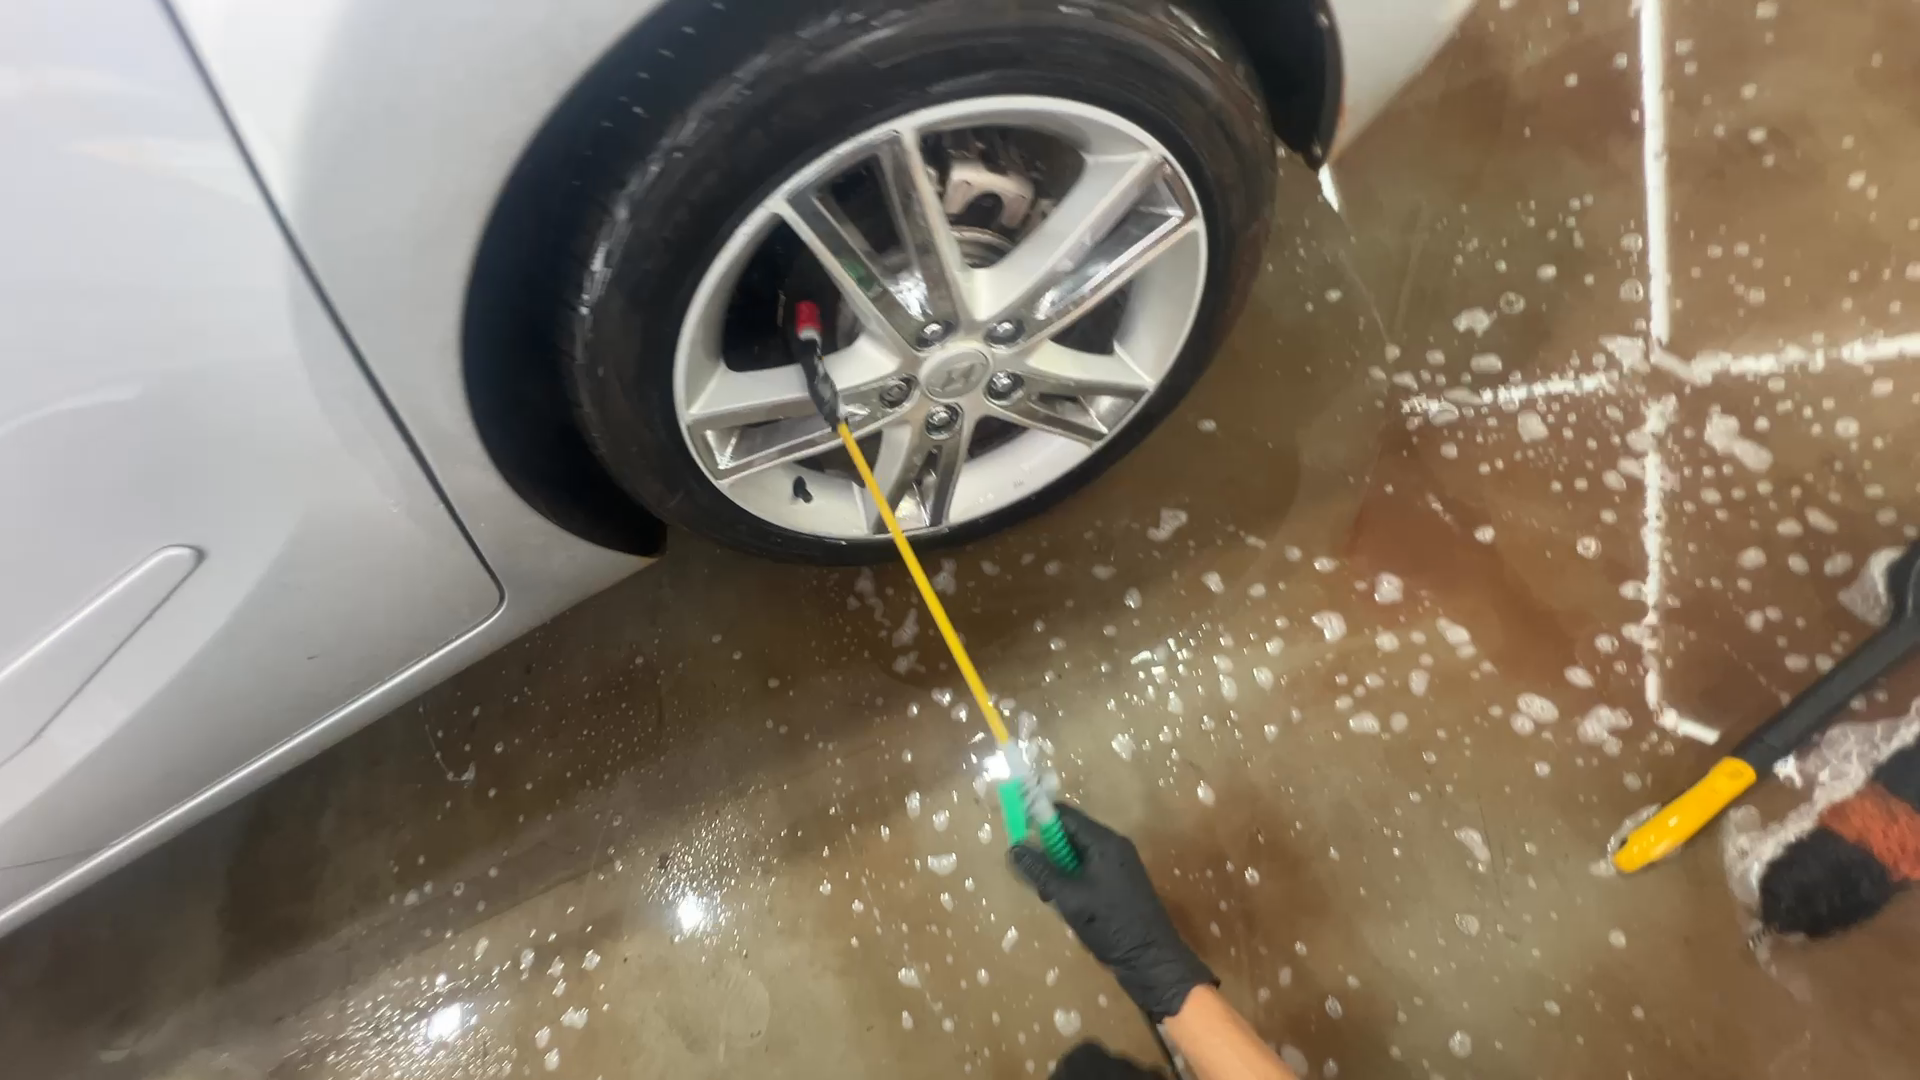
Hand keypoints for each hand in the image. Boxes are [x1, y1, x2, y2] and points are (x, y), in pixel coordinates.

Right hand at [1007, 803, 1215, 1019]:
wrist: (1152, 962)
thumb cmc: (1111, 925)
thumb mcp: (1069, 898)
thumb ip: (1040, 871)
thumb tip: (1013, 848)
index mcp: (1104, 841)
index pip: (1064, 814)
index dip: (1038, 820)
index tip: (1017, 835)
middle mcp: (1113, 845)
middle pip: (1070, 832)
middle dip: (1047, 850)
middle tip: (1032, 873)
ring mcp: (1118, 864)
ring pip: (1077, 853)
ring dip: (1058, 868)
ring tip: (1047, 894)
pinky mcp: (1118, 882)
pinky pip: (1087, 868)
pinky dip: (1071, 879)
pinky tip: (1064, 902)